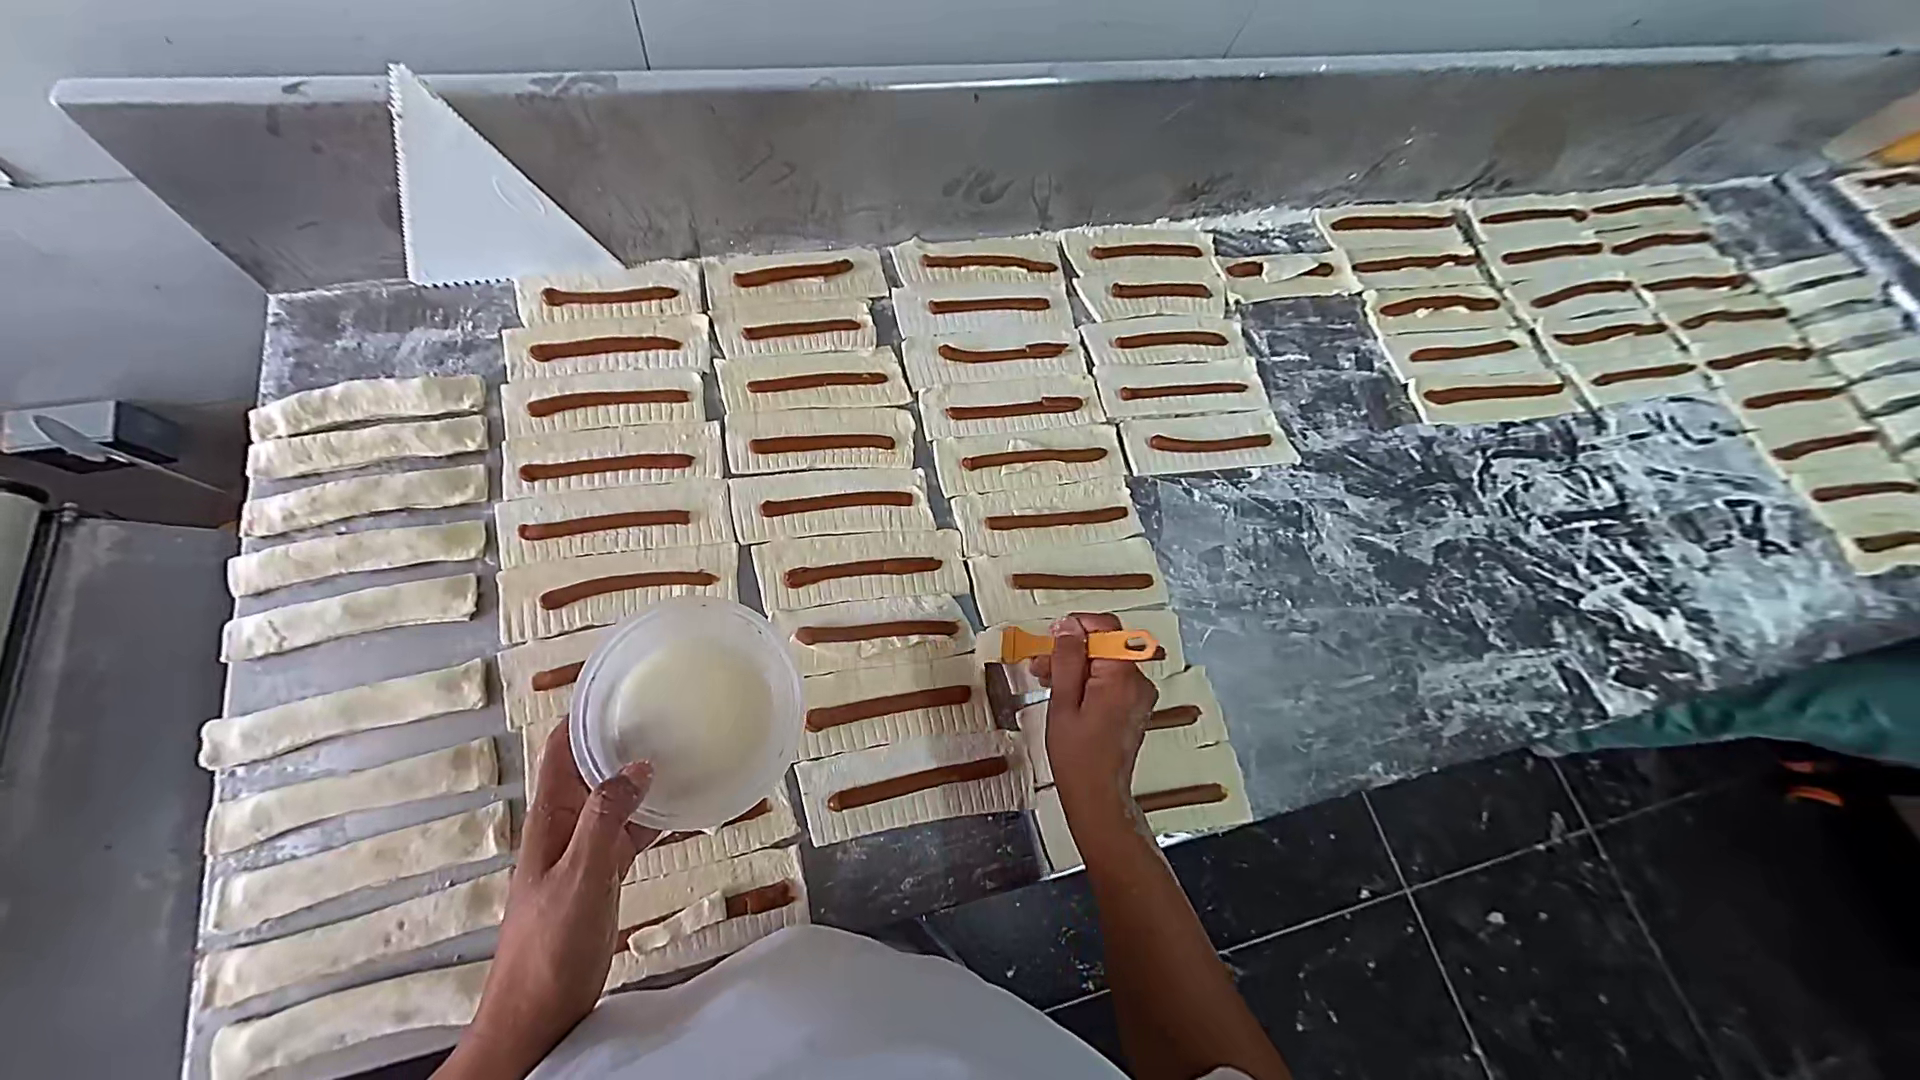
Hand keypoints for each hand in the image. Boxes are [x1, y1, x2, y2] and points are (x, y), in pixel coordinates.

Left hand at [439, 721, 657, 1079]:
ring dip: (646, 770)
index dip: (581, 712)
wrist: (541, 1012)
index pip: (560, 748)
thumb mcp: (580, 876)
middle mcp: (569, 822)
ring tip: (683, 743)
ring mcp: (588, 845)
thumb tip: (638, 765)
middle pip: (594, 763)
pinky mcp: (607, 867)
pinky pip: (637, 826)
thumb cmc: (548, 947)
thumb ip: (606, 819)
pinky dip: (661, 810)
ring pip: (620, 792)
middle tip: (664, 706)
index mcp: (551, 817)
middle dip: (623, 733)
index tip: (614, 682)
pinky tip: (688, 802)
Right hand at [1032, 613, 1157, 811]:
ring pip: (1105, 662)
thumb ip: (1067, 659)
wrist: (1097, 794)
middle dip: (1071, 649)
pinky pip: (1110, 679)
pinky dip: (1087, 679)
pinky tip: (1064, 691)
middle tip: (1042, 662)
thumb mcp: (1063, 702)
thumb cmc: (1078, 756)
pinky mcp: (1133, 704)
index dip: (1079, 626)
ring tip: (1046, 678)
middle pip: (1105, 645)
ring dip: (1075, 665)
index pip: (1108, 628)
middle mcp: (1137, 682)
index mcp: (1122, 678)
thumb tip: (1068, 627)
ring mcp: (1138, 694)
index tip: (1055, 635)